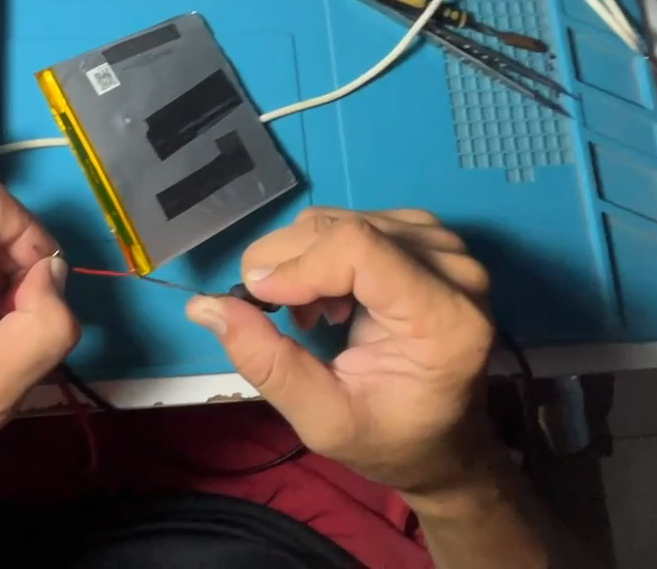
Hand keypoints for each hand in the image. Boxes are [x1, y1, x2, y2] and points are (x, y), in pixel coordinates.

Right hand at [185, 207, 497, 496]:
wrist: (446, 438)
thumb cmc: (390, 437)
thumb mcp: (323, 420)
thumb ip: (266, 362)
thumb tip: (203, 305)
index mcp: (444, 320)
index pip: (358, 249)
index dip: (296, 265)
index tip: (258, 299)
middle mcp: (453, 269)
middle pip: (338, 228)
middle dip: (285, 263)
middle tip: (277, 315)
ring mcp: (442, 244)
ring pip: (334, 219)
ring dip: (300, 260)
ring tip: (312, 312)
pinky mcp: (424, 232)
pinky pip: (346, 219)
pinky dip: (318, 251)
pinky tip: (331, 291)